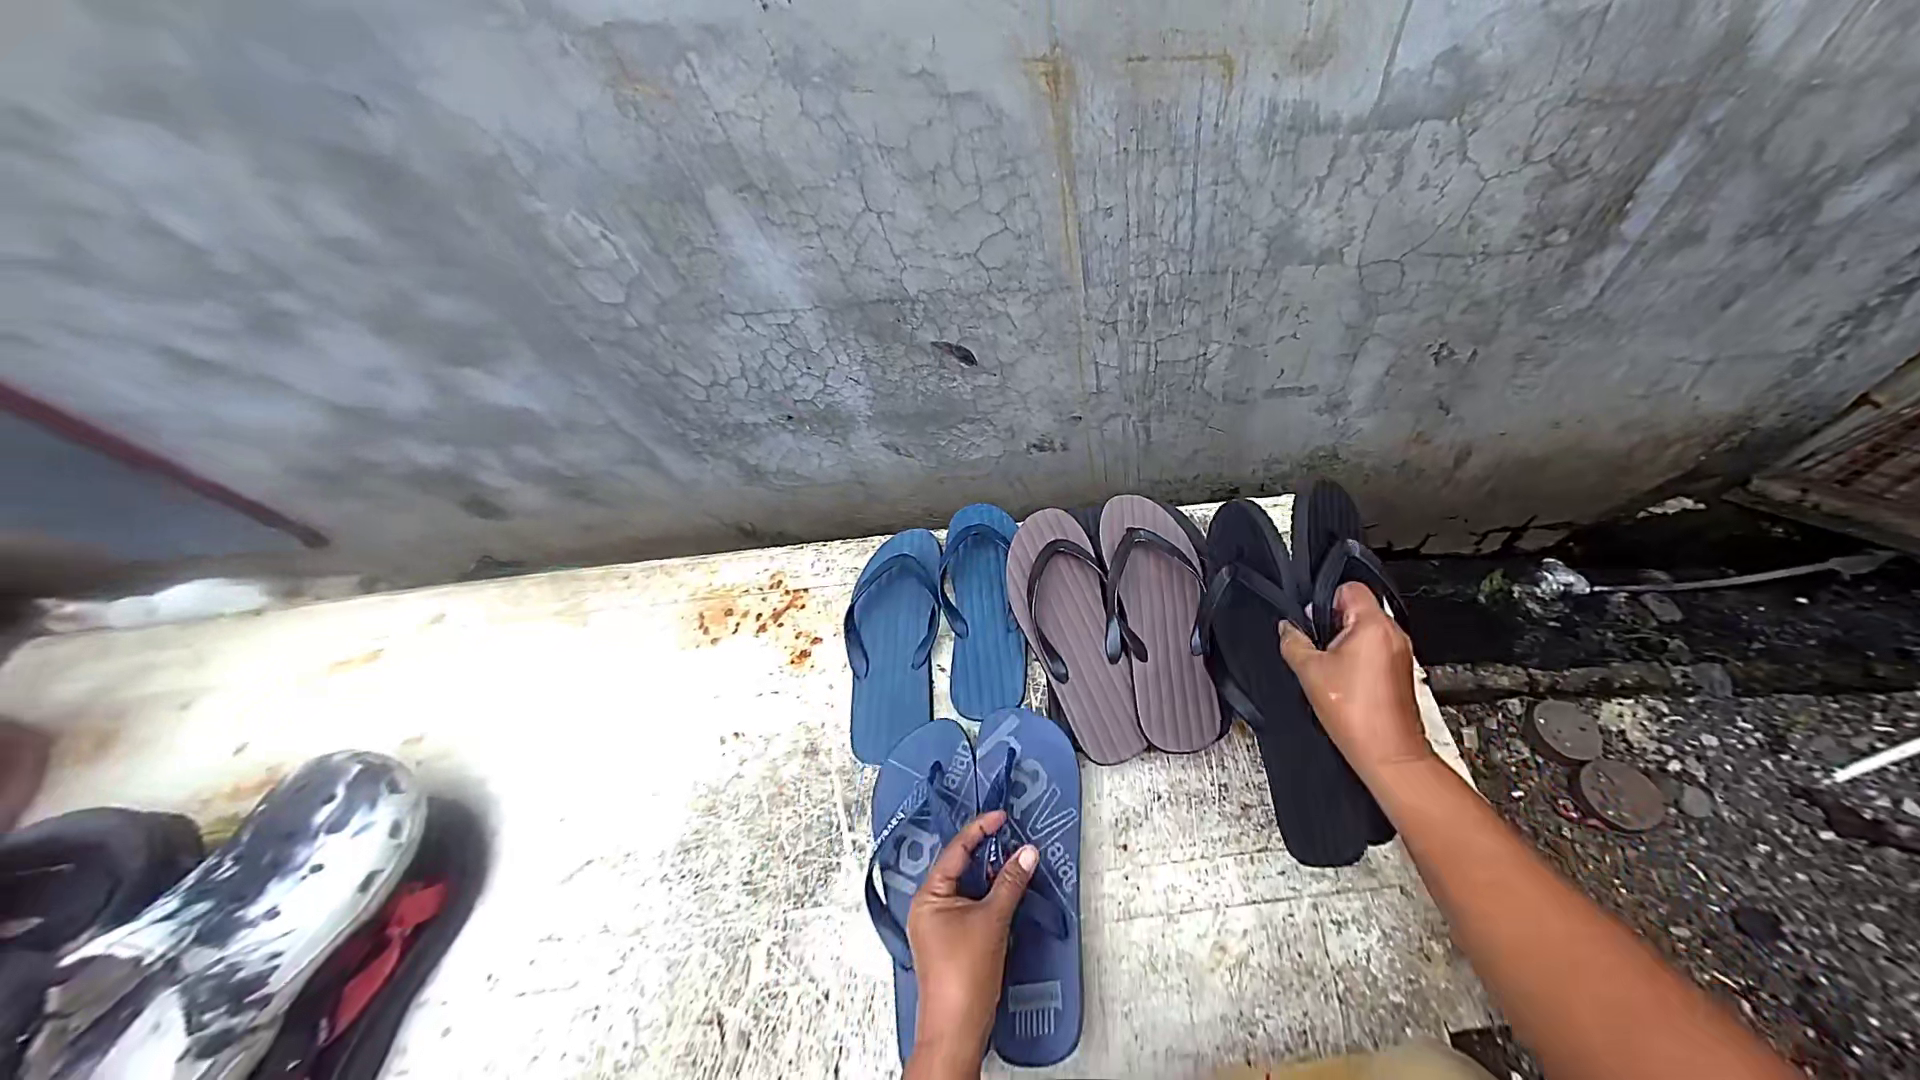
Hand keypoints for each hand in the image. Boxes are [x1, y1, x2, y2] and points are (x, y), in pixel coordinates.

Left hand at [903, 810, 1037, 1079]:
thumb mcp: (992, 920)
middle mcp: (928, 906)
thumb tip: (1026, 853)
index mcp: (929, 895)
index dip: (980, 830)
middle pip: (959, 867)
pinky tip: (1004, 895)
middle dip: (985, 852)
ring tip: (1012, 863)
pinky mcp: (950, 941)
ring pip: (966, 887)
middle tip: (1010, 837)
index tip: (1000, 817)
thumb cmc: (963, 978)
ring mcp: (938, 925)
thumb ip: (1010, 882)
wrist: (957, 1031)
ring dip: (989, 876)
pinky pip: (970, 906)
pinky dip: (988, 897)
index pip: (956, 850)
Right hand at [1279, 580, 1433, 780]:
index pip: (1349, 588)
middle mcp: (1393, 635)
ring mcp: (1400, 652)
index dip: (1324, 599)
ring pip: (1364, 629)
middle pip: (1356, 608)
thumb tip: (1287, 629)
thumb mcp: (1308, 671)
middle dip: (1331, 623)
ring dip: (1342, 641)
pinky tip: (1342, 679)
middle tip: (1316, 646)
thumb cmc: (1357, 714)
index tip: (1312, 618)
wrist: (1387, 751)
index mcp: (1373, 626)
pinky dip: (1355, 657)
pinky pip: (1374, 649)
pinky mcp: (1400, 669)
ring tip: (1329, 666)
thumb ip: (1293, 641)